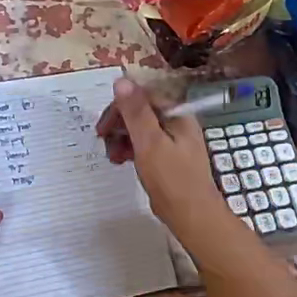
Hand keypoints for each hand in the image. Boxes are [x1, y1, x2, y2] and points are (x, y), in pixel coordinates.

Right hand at [97, 78, 240, 245]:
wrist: (193, 217)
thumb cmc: (171, 179)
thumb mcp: (149, 142)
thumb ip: (135, 111)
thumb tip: (121, 80)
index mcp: (176, 114)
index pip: (143, 96)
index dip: (120, 107)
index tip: (103, 127)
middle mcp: (177, 122)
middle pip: (142, 111)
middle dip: (119, 124)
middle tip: (103, 142)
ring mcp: (175, 140)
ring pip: (142, 128)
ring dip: (123, 137)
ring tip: (113, 157)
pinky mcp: (170, 157)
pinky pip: (146, 144)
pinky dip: (132, 149)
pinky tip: (123, 161)